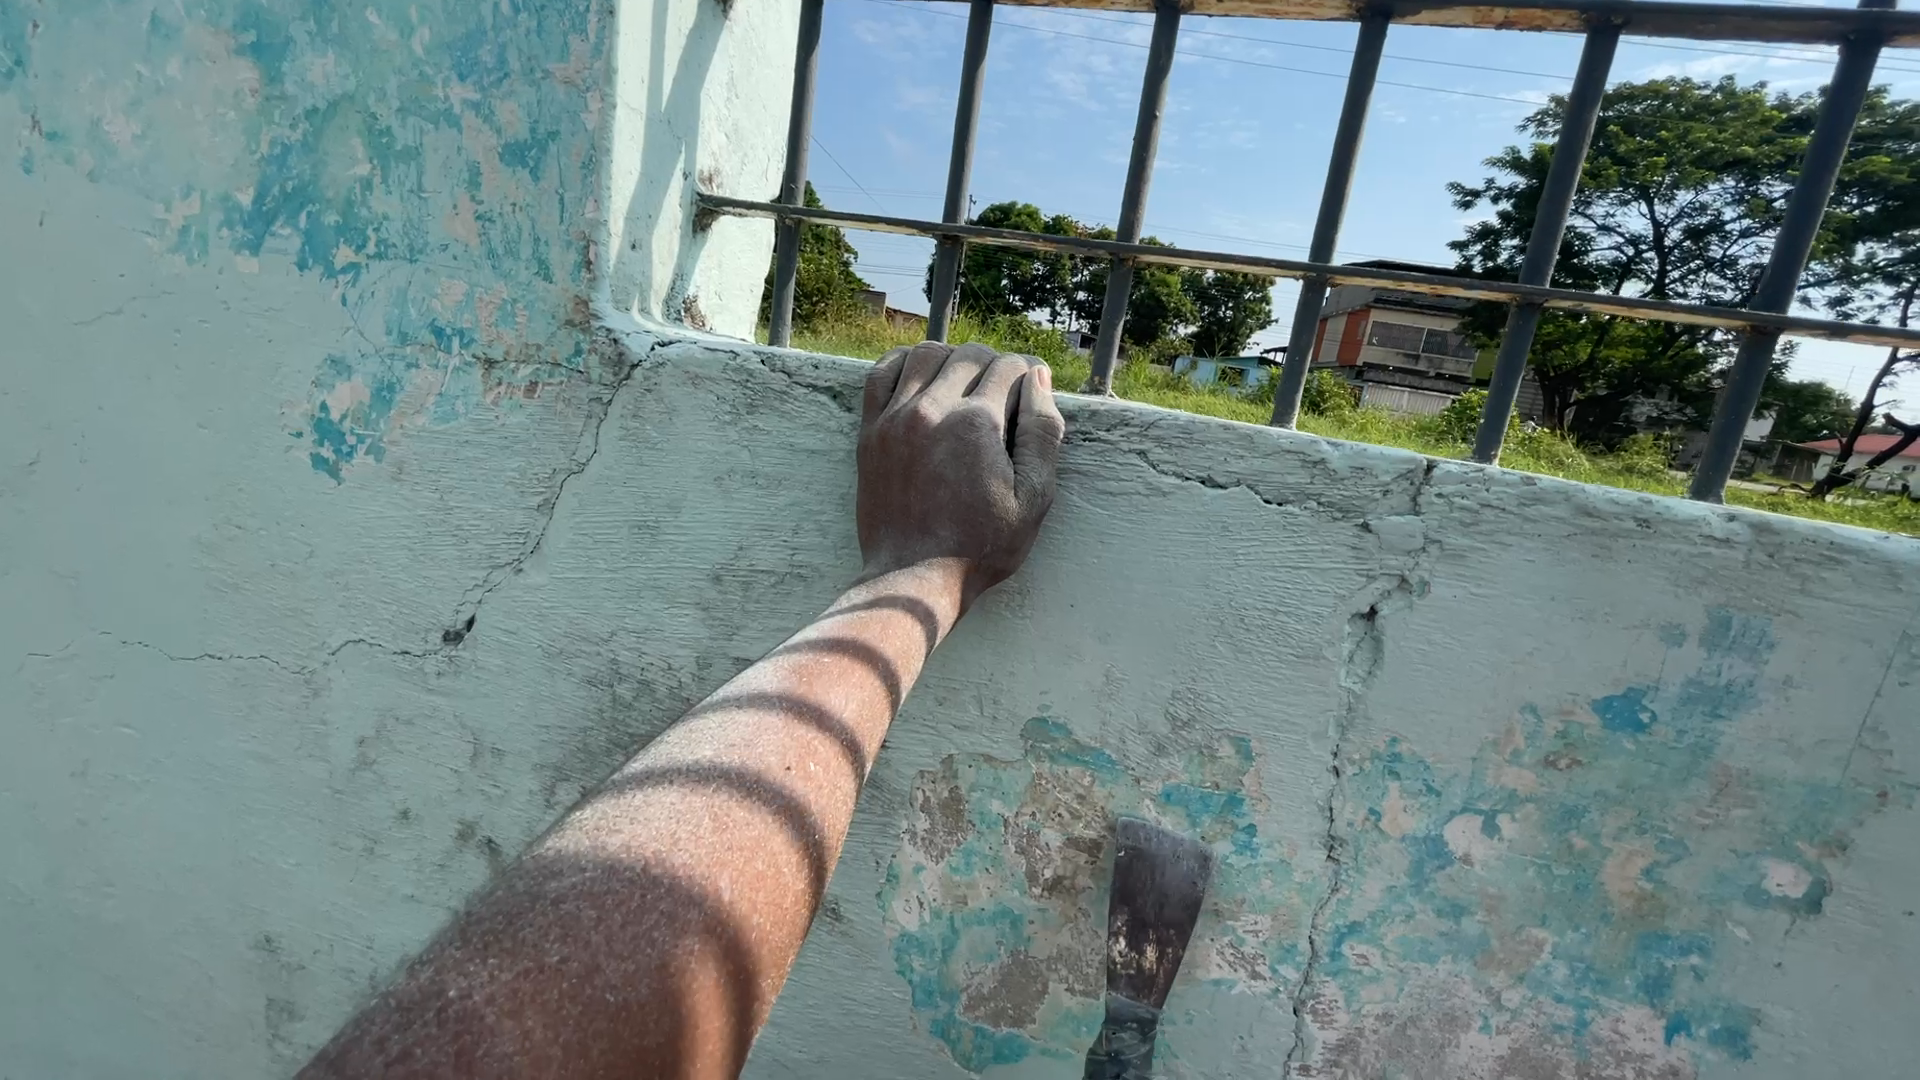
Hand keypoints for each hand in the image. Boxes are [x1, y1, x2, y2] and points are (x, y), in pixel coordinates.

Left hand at [857, 342, 1064, 610]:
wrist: (914, 578)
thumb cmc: (980, 547)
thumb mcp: (1034, 499)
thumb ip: (1044, 433)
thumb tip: (1039, 378)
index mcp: (978, 425)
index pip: (1010, 367)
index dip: (1028, 374)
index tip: (1030, 391)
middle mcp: (933, 410)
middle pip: (970, 355)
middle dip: (994, 364)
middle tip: (1003, 391)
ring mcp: (896, 419)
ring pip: (926, 354)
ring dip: (951, 359)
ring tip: (965, 384)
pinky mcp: (870, 433)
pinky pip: (880, 373)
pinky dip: (903, 364)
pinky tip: (919, 378)